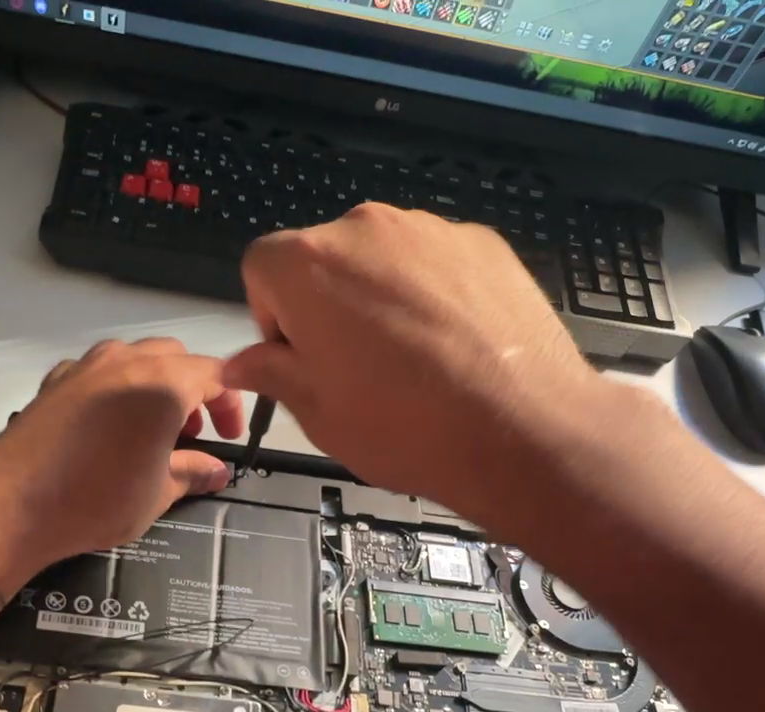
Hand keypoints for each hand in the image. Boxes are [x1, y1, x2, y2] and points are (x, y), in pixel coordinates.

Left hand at [0, 338, 244, 591]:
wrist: (12, 505)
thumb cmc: (96, 500)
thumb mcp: (157, 493)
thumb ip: (193, 472)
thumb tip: (216, 471)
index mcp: (162, 383)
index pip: (215, 375)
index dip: (231, 404)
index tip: (229, 436)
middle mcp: (124, 362)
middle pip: (175, 357)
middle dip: (193, 390)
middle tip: (192, 434)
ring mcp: (85, 367)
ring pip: (134, 359)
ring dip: (154, 385)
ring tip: (151, 431)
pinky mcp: (54, 381)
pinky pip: (98, 372)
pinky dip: (115, 389)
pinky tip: (107, 428)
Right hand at [224, 203, 617, 525]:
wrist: (520, 429)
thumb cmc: (404, 426)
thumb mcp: (316, 412)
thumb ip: (271, 373)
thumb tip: (244, 363)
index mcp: (309, 265)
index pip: (260, 267)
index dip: (270, 316)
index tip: (297, 357)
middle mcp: (365, 229)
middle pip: (321, 258)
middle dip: (323, 303)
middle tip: (351, 366)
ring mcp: (429, 231)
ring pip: (378, 259)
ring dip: (375, 297)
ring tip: (406, 361)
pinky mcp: (481, 242)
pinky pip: (431, 262)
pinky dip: (427, 293)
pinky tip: (448, 345)